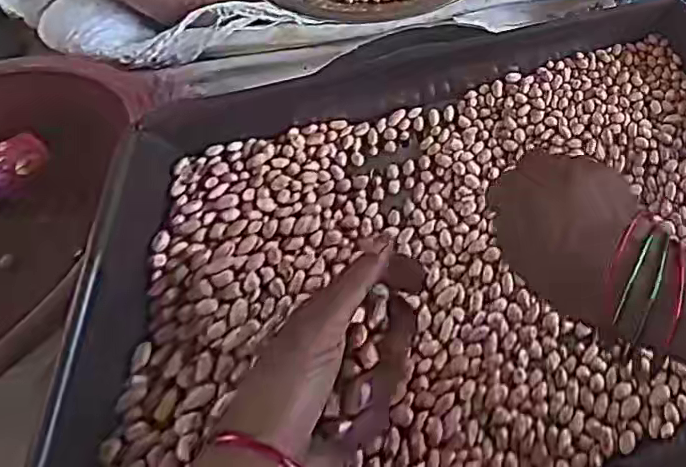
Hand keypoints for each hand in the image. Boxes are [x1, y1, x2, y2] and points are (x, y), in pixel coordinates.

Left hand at [202, 240, 423, 466]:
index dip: (397, 278)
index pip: (375, 281)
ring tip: (345, 403)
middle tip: (369, 358)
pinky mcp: (356, 419)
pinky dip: (365, 419)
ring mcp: (350, 382)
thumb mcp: (321, 325)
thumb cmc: (284, 388)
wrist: (266, 463)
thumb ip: (357, 281)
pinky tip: (342, 426)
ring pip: (393, 370)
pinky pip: (384, 409)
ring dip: (373, 387)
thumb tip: (385, 239)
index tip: (418, 282)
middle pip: (394, 327)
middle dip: (390, 345)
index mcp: (329, 312)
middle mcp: (343, 343)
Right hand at [488, 152, 642, 328]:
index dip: (506, 198)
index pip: (502, 185)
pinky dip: (585, 184)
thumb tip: (508, 217)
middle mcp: (544, 173)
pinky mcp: (603, 170)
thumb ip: (512, 231)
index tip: (510, 209)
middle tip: (538, 202)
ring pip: (559, 165)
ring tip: (570, 208)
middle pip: (529, 165)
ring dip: (560, 180)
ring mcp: (575, 168)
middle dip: (531, 180)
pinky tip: (592, 207)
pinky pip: (586, 171)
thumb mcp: (527, 264)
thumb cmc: (573, 277)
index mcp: (517, 198)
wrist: (623, 270)